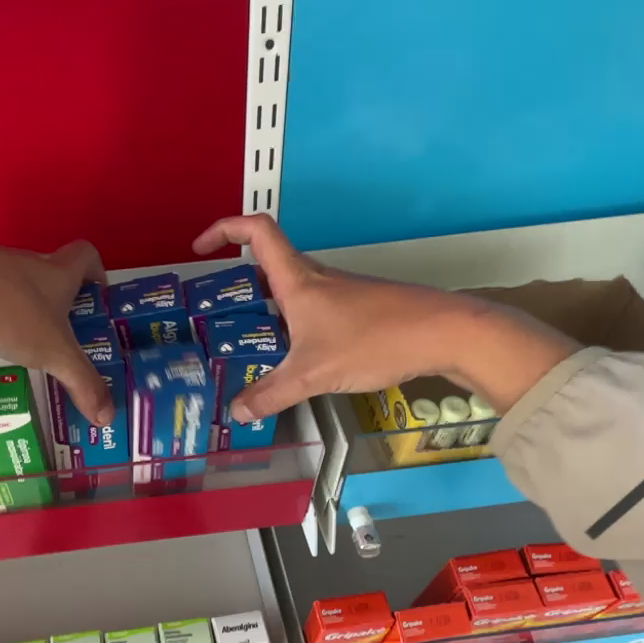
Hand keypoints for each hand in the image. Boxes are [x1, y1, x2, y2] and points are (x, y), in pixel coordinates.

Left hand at [0, 239, 114, 425]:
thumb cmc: (10, 313)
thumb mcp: (54, 354)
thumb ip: (82, 383)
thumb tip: (108, 418)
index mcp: (55, 272)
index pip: (85, 255)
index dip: (96, 273)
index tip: (96, 299)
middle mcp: (24, 262)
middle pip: (48, 272)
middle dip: (57, 302)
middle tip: (61, 336)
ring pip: (11, 284)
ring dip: (18, 308)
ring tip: (19, 343)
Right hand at [191, 216, 581, 422]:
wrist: (443, 333)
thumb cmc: (372, 341)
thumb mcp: (313, 374)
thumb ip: (271, 394)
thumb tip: (236, 413)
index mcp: (297, 280)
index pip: (256, 231)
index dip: (224, 229)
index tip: (200, 249)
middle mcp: (316, 277)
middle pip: (269, 262)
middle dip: (238, 280)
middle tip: (217, 312)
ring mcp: (340, 292)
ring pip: (292, 288)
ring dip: (267, 304)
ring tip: (250, 341)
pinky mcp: (360, 308)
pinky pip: (314, 307)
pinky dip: (295, 321)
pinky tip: (298, 355)